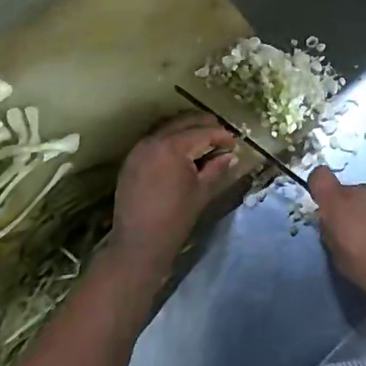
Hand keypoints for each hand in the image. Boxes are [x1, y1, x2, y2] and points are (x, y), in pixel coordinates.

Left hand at [108, 114, 237, 263]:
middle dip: (202, 123)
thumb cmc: (176, 218)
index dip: (220, 136)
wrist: (139, 242)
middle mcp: (153, 141)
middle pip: (181, 122)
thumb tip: (231, 155)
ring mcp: (138, 150)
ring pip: (164, 128)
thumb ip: (216, 169)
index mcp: (173, 147)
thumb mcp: (202, 192)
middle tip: (219, 129)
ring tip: (201, 136)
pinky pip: (152, 140)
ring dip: (184, 128)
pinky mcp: (130, 160)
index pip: (201, 133)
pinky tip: (179, 149)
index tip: (234, 142)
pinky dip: (168, 138)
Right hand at [311, 167, 365, 301]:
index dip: (317, 187)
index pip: (319, 177)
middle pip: (342, 192)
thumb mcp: (339, 258)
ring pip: (362, 200)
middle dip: (342, 209)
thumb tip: (330, 224)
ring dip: (362, 214)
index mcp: (337, 203)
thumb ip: (330, 235)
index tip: (322, 207)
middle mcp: (358, 192)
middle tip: (348, 235)